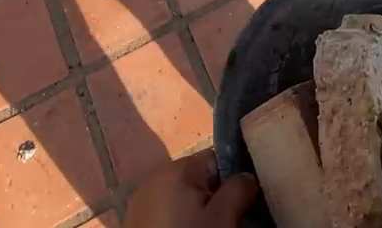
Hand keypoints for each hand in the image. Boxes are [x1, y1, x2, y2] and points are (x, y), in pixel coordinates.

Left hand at [125, 150, 257, 227]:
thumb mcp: (222, 219)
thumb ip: (238, 190)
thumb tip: (246, 176)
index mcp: (177, 168)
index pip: (215, 160)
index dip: (232, 181)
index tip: (241, 205)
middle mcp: (156, 178)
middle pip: (198, 182)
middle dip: (214, 201)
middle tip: (225, 225)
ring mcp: (142, 203)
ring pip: (182, 202)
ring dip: (196, 216)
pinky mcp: (136, 224)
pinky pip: (167, 216)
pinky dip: (178, 224)